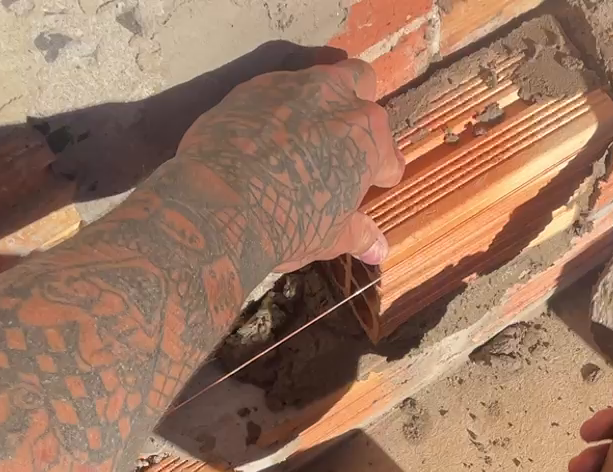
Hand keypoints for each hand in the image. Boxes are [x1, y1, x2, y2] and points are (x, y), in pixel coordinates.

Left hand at [171, 59, 404, 273]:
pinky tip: (265, 140)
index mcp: (367, 137)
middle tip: (342, 144)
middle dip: (357, 108)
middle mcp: (336, 98)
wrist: (222, 205)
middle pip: (362, 83)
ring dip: (318, 103)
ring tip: (304, 138)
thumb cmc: (289, 224)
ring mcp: (293, 85)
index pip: (389, 155)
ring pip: (318, 79)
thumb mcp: (330, 237)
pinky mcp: (252, 86)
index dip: (382, 175)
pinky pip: (275, 92)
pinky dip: (278, 111)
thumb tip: (380, 251)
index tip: (373, 186)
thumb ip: (358, 234)